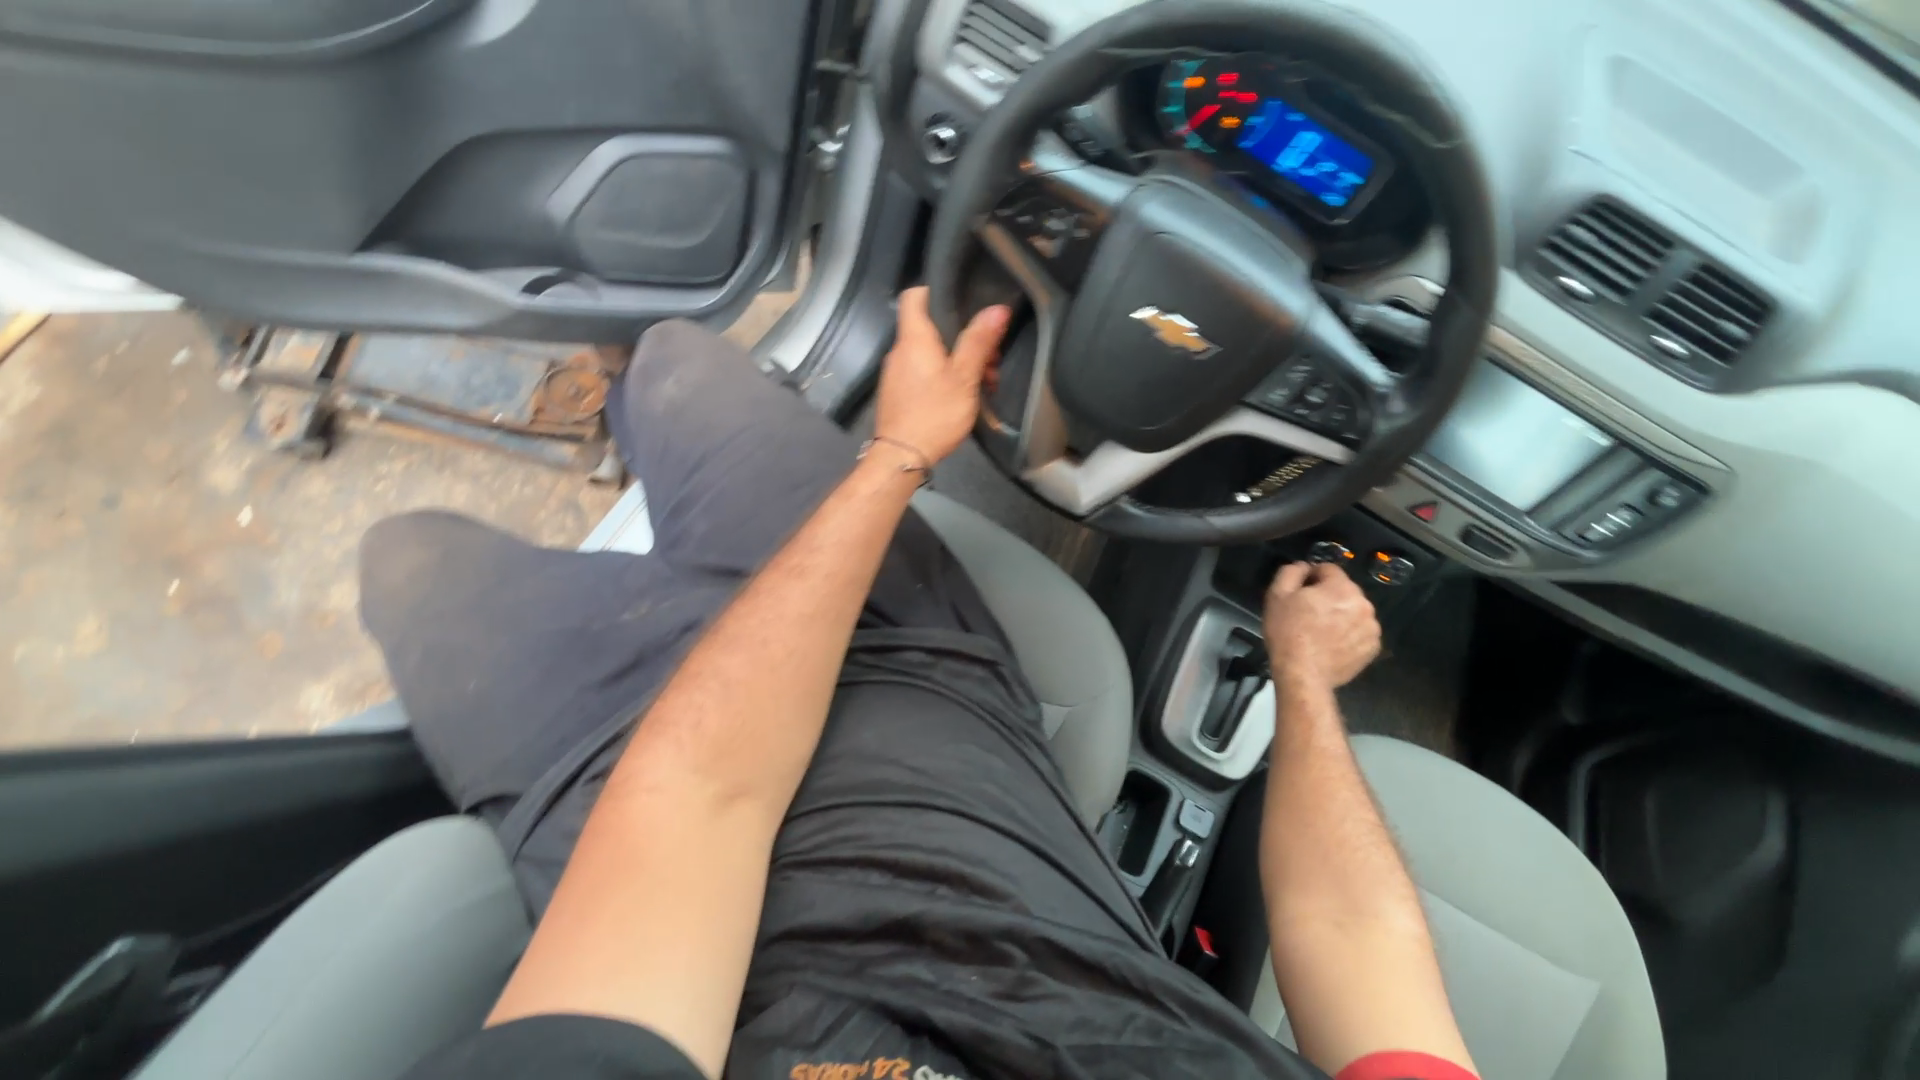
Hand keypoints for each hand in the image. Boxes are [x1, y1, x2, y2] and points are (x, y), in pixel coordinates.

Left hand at [872, 286, 1010, 465]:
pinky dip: (943, 376)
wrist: (901, 457)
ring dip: (957, 361)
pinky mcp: (898, 392)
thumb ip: (978, 342)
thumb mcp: (964, 378)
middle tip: (989, 358)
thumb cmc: (934, 414)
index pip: (915, 296)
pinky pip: (923, 372)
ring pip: (930, 353)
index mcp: (914, 338)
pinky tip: (963, 396)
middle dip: (963, 337)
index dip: (936, 290)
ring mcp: (896, 372)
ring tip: (983, 382)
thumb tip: (997, 309)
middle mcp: (900, 350)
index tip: (962, 301)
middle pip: (931, 327)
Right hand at [1263, 562, 1380, 691]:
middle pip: (1343, 590)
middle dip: (1328, 597)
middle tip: (1308, 614)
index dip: (1311, 578)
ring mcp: (1371, 627)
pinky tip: (1332, 644)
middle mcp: (1363, 603)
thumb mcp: (1277, 595)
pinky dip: (1349, 634)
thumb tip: (1304, 566)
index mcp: (1342, 587)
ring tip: (1321, 631)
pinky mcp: (1373, 647)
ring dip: (1341, 615)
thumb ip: (1291, 571)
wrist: (1303, 674)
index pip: (1328, 569)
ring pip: (1353, 611)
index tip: (1299, 593)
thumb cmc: (1288, 632)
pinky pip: (1360, 632)